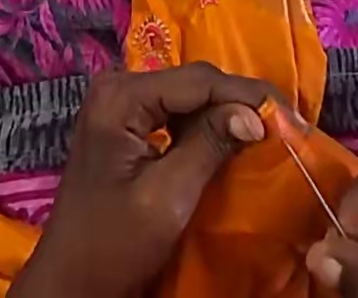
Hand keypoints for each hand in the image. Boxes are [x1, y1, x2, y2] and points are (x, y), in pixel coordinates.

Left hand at [10, 63, 270, 297]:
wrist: (68, 279)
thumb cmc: (113, 244)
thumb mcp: (166, 198)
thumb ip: (208, 146)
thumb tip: (254, 115)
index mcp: (121, 95)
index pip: (196, 80)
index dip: (245, 93)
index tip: (288, 114)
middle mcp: (117, 83)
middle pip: (191, 81)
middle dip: (237, 99)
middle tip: (282, 121)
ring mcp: (118, 99)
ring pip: (185, 92)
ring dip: (223, 109)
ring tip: (265, 126)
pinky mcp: (123, 117)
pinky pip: (172, 108)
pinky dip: (202, 121)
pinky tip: (230, 134)